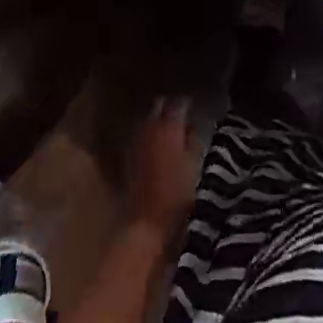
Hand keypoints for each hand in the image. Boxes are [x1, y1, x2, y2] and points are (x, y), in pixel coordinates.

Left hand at [126, 97, 197, 231]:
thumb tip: (190, 129)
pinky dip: (149, 134)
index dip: (186, 103)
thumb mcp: (194, 167)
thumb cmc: (177, 194)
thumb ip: (192, 142)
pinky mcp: (128, 153)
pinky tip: (157, 145)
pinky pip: (140, 134)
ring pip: (147, 119)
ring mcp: (136, 139)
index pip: (177, 103)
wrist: (146, 220)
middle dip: (169, 107)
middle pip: (158, 106)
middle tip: (182, 116)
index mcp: (168, 127)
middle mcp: (149, 127)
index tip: (193, 107)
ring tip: (171, 131)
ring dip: (158, 121)